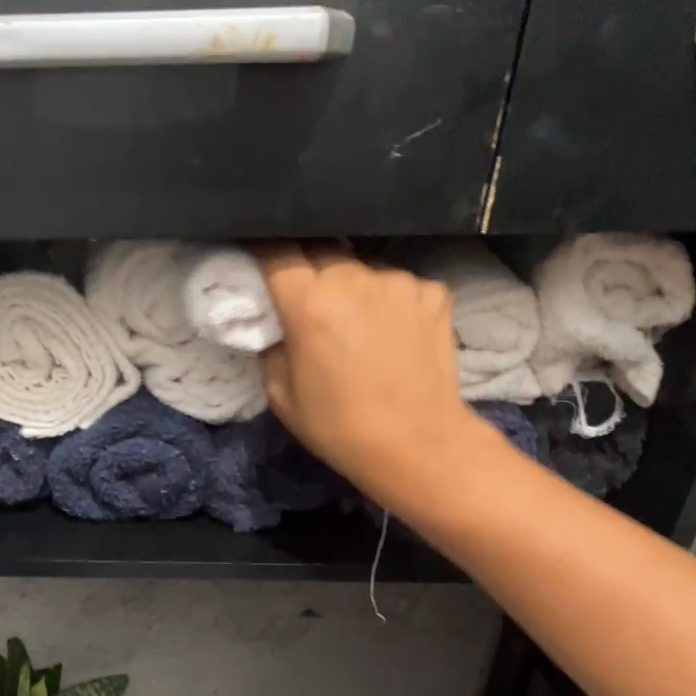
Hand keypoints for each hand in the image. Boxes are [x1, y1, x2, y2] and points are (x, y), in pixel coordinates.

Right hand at [256, 244, 486, 495]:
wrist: (417, 444)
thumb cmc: (338, 427)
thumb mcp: (281, 395)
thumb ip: (272, 347)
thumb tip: (278, 325)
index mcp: (309, 302)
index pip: (276, 251)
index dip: (265, 252)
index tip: (261, 261)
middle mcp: (354, 278)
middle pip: (321, 252)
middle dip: (310, 271)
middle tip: (311, 304)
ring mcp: (399, 281)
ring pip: (363, 269)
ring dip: (354, 287)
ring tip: (360, 326)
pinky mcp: (434, 291)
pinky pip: (400, 286)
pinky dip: (391, 302)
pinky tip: (395, 334)